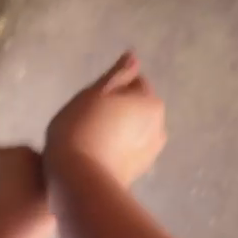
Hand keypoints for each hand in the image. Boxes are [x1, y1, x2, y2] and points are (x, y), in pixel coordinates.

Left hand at [0, 145, 52, 237]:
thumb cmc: (24, 226)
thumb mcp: (52, 206)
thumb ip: (49, 187)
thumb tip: (42, 183)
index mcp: (24, 154)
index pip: (30, 160)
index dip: (30, 178)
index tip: (30, 197)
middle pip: (2, 162)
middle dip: (5, 177)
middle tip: (9, 205)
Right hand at [45, 51, 166, 186]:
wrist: (79, 181)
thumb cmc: (81, 129)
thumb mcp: (94, 93)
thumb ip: (117, 74)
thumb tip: (133, 57)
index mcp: (151, 102)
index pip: (133, 83)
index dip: (111, 88)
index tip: (90, 101)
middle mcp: (159, 126)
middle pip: (136, 107)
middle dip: (118, 109)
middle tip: (87, 119)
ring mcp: (151, 153)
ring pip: (132, 131)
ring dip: (117, 130)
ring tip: (90, 139)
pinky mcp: (138, 173)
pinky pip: (127, 151)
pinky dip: (116, 149)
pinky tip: (95, 155)